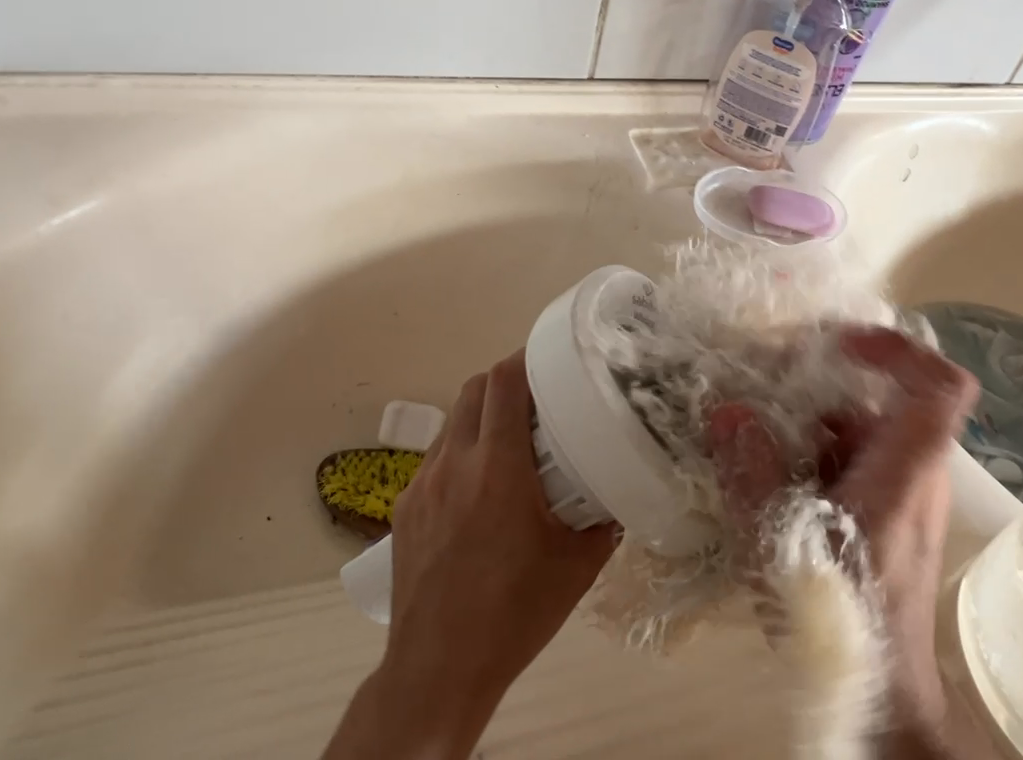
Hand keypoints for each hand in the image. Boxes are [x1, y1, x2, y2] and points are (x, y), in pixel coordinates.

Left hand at [323, 350, 616, 759]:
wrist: (440, 665)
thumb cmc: (516, 612)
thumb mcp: (577, 565)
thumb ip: (601, 519)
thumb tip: (619, 494)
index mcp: (497, 468)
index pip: (504, 383)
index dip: (526, 358)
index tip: (551, 357)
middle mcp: (453, 464)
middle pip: (473, 390)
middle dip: (505, 381)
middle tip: (538, 396)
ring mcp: (421, 485)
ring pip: (452, 423)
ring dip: (481, 416)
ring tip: (511, 440)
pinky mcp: (404, 508)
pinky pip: (436, 460)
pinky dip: (461, 452)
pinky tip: (480, 489)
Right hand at [707, 327, 977, 754]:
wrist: (882, 695)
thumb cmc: (846, 622)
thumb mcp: (783, 547)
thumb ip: (753, 476)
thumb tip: (728, 411)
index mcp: (906, 473)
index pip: (939, 387)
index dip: (896, 348)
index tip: (834, 341)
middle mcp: (915, 475)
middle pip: (880, 401)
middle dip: (819, 383)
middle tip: (760, 379)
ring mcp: (901, 495)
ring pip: (857, 432)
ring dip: (804, 421)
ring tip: (747, 427)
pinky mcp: (882, 515)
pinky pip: (848, 461)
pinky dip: (807, 453)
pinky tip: (763, 472)